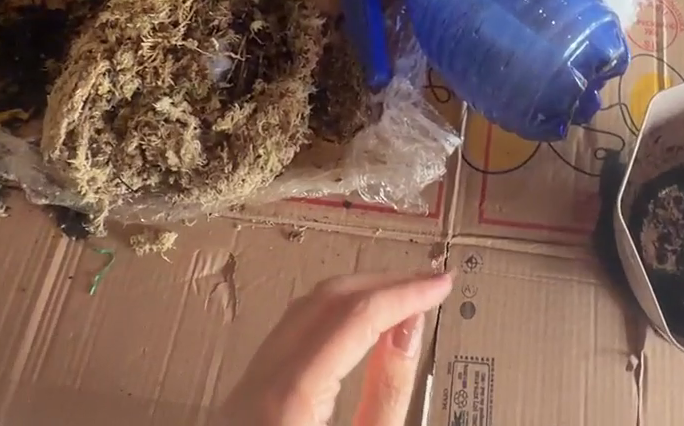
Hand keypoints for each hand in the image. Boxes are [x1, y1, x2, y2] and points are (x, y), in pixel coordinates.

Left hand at [223, 270, 453, 425]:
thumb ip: (388, 394)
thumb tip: (410, 325)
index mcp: (290, 399)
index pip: (355, 315)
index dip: (404, 291)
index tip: (443, 283)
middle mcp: (258, 381)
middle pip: (325, 299)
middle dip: (382, 284)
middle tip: (429, 284)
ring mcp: (242, 388)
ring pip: (304, 310)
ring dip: (356, 296)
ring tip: (403, 298)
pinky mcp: (240, 399)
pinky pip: (290, 333)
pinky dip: (332, 317)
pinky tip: (362, 327)